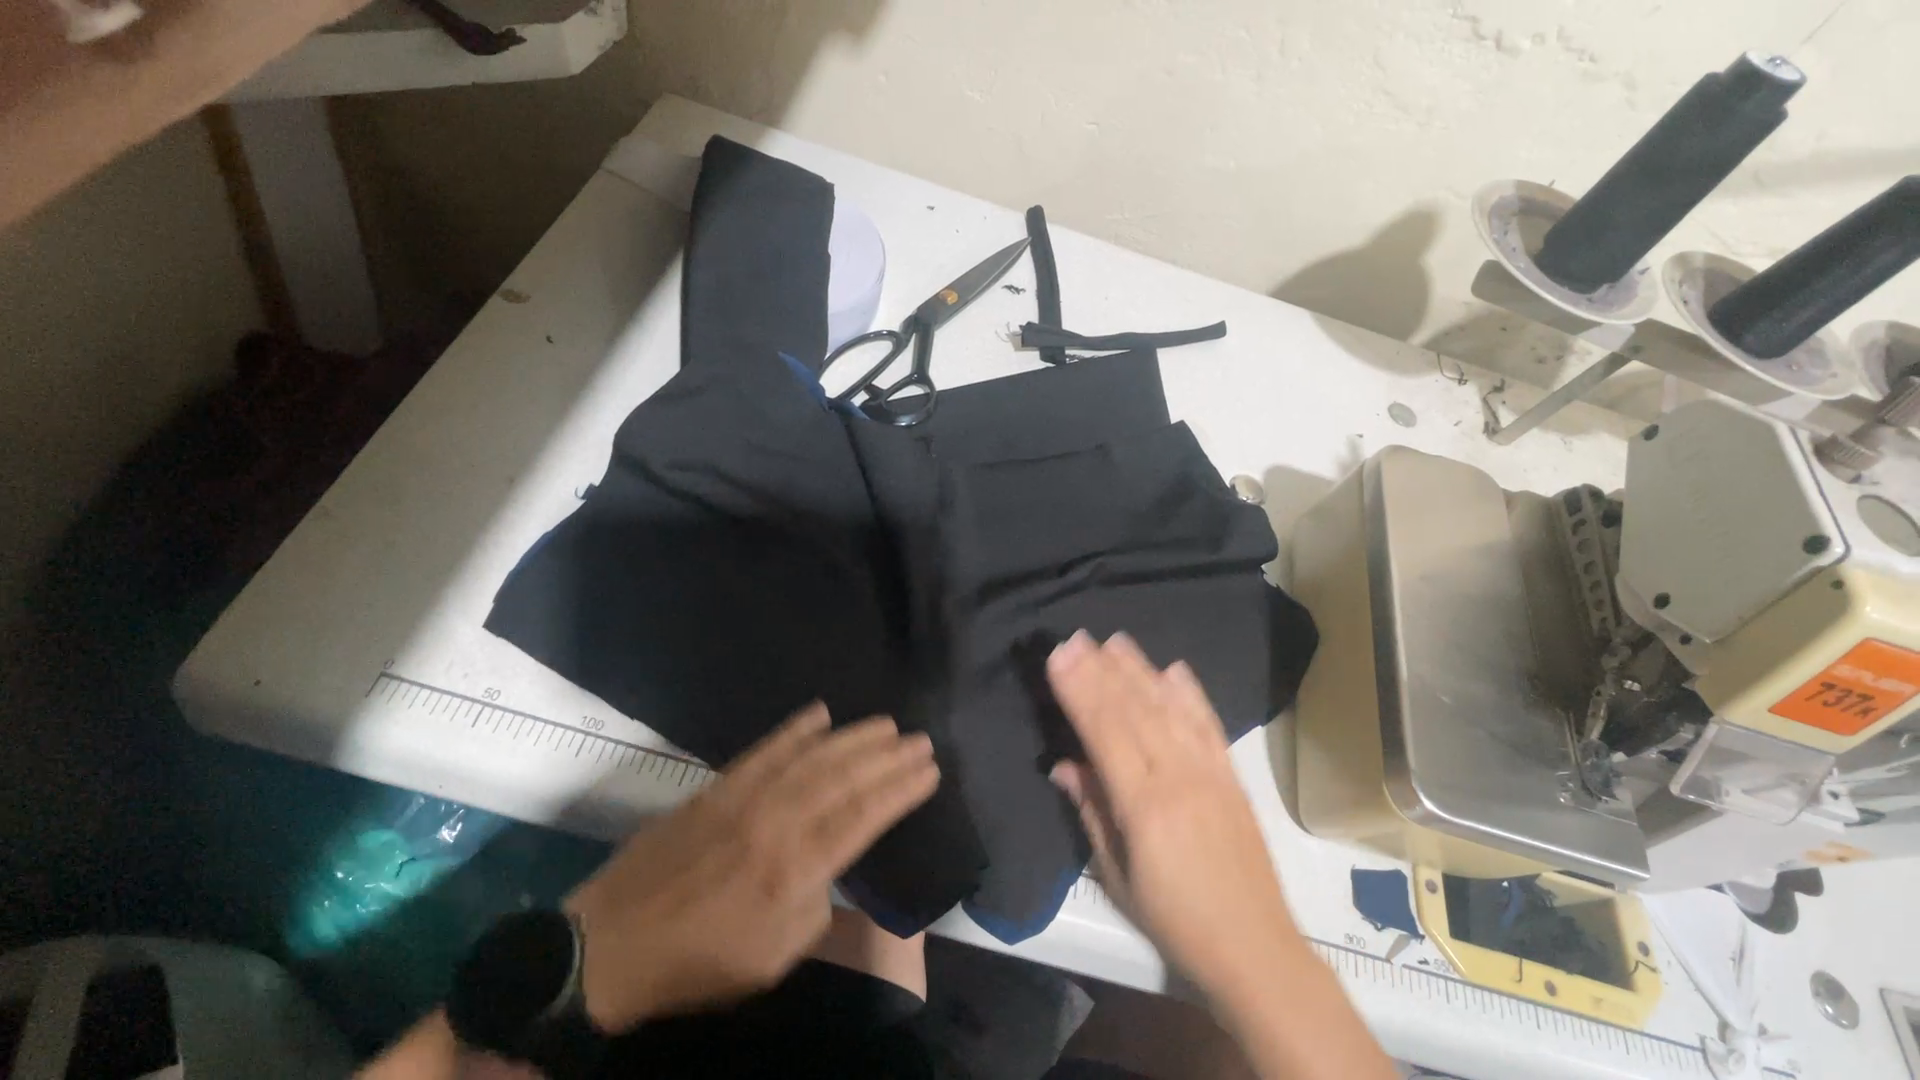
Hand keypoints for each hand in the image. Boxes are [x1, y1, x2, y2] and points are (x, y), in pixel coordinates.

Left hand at [563, 703, 938, 1031]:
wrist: (610, 945)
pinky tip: (820, 713)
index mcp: (794, 871)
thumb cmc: (698, 964)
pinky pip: (763, 750)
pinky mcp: (714, 789)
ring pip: (809, 757)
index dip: (899, 791)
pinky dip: (794, 729)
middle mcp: (775, 823)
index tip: (929, 771)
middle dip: (887, 757)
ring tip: (886, 724)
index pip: (862, 818)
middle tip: (920, 739)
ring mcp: (742, 800)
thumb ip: (815, 909)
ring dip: (852, 738)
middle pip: (842, 779)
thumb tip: (833, 868)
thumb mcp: (773, 960)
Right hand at [1046, 631, 1300, 995]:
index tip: (1058, 657)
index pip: (1105, 732)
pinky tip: (1173, 669)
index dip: (1080, 691)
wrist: (1253, 946)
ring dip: (1140, 671)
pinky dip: (1189, 693)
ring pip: (1170, 709)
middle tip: (1076, 637)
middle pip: (1135, 711)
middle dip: (1102, 671)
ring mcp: (1212, 773)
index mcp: (1146, 806)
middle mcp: (1181, 778)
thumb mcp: (1117, 876)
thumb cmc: (1174, 920)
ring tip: (1115, 641)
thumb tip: (1064, 765)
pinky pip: (1208, 725)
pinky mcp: (1233, 777)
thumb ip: (1092, 812)